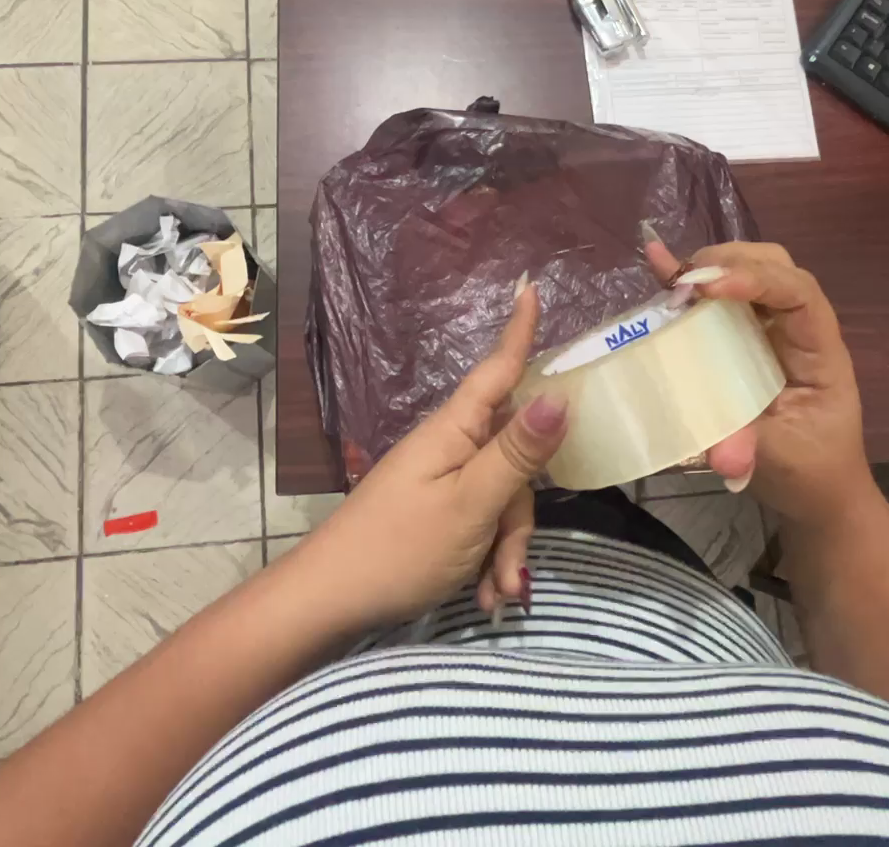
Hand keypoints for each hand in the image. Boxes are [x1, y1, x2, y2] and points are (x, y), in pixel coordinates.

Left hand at [289, 280, 566, 629]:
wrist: (329, 600)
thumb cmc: (400, 547)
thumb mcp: (472, 503)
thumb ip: (517, 453)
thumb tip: (558, 396)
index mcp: (455, 430)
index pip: (497, 370)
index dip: (519, 332)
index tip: (529, 286)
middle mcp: (451, 446)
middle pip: (513, 457)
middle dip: (520, 515)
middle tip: (510, 571)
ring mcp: (442, 479)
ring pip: (502, 498)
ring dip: (504, 547)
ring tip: (492, 594)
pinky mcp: (437, 509)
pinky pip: (481, 522)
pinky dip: (486, 558)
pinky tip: (481, 593)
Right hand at [646, 240, 871, 525]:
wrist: (816, 489)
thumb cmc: (808, 470)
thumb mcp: (778, 459)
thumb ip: (746, 444)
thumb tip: (715, 453)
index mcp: (819, 353)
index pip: (798, 295)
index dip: (756, 281)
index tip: (707, 289)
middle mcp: (798, 329)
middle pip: (777, 266)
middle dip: (731, 262)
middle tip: (687, 284)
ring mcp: (772, 330)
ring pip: (752, 270)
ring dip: (712, 266)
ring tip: (674, 281)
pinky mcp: (745, 337)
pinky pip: (723, 298)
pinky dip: (693, 280)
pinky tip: (658, 263)